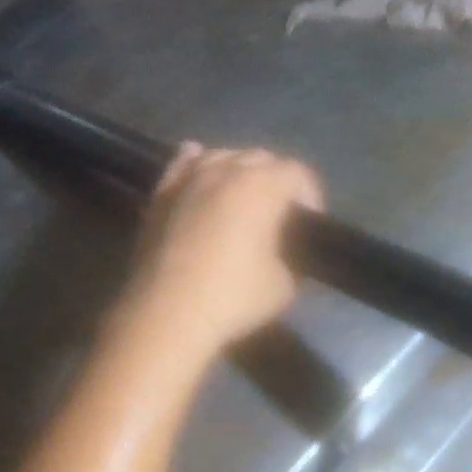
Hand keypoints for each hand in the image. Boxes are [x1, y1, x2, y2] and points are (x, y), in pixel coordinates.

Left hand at [117, 143, 323, 363]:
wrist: (167, 314)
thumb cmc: (234, 297)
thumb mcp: (285, 286)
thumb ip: (291, 259)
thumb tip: (285, 254)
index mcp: (262, 187)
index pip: (298, 173)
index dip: (311, 196)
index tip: (310, 224)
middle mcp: (225, 170)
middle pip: (261, 158)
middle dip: (276, 180)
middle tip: (280, 214)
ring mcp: (188, 179)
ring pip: (221, 156)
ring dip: (238, 171)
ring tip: (242, 199)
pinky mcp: (160, 195)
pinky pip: (183, 165)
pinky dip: (196, 163)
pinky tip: (198, 164)